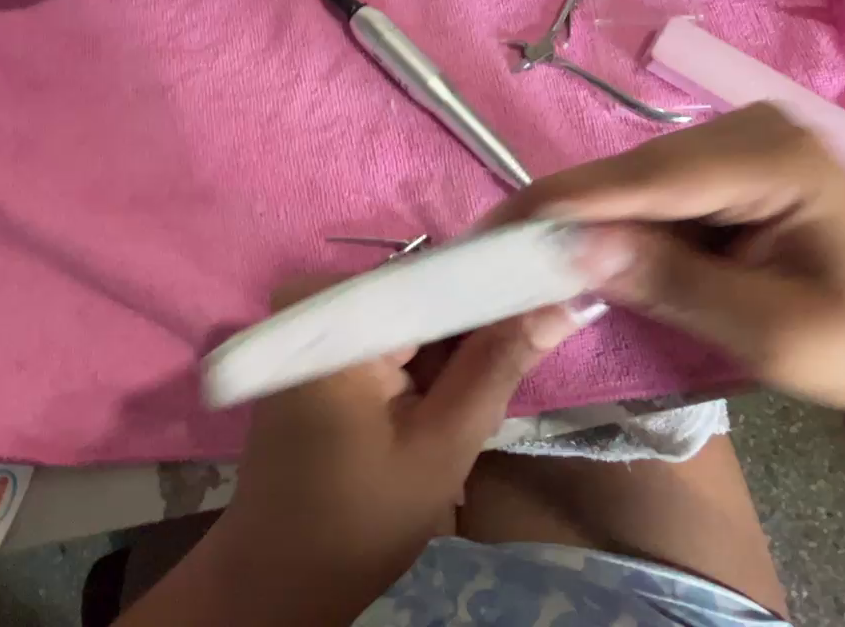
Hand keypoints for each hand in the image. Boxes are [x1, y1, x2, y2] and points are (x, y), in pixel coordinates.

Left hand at [205, 277, 591, 621]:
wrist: (280, 570)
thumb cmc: (361, 518)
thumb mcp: (444, 443)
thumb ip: (499, 363)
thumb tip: (564, 299)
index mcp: (335, 310)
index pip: (439, 274)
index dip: (500, 288)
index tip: (554, 304)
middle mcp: (313, 296)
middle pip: (422, 291)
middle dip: (469, 331)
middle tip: (498, 382)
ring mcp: (307, 318)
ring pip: (409, 312)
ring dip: (446, 352)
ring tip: (456, 407)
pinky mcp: (312, 342)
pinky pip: (385, 330)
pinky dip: (417, 361)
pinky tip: (426, 405)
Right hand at [493, 104, 844, 435]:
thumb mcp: (770, 333)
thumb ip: (672, 283)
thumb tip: (572, 245)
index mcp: (780, 159)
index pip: (649, 178)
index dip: (566, 202)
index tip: (496, 226)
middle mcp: (755, 130)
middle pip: (635, 174)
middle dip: (571, 216)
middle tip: (505, 257)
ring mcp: (744, 143)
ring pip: (637, 181)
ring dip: (592, 222)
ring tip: (536, 258)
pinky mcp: (733, 166)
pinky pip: (657, 193)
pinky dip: (623, 226)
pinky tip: (595, 252)